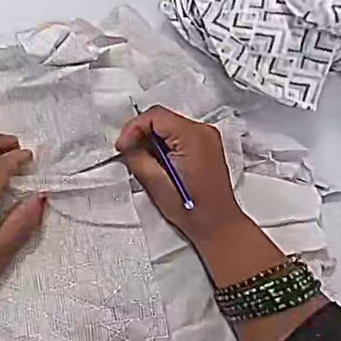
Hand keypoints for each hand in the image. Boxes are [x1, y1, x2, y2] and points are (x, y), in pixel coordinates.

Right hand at [117, 105, 285, 287]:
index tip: (123, 146)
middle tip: (129, 154)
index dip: (133, 128)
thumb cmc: (194, 210)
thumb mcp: (157, 184)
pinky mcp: (206, 147)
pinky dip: (164, 147)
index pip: (155, 116)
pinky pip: (178, 137)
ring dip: (152, 142)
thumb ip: (138, 158)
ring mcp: (207, 139)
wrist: (217, 225)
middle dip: (141, 135)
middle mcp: (203, 132)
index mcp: (193, 137)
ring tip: (146, 164)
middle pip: (162, 119)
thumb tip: (128, 147)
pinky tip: (159, 165)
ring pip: (169, 128)